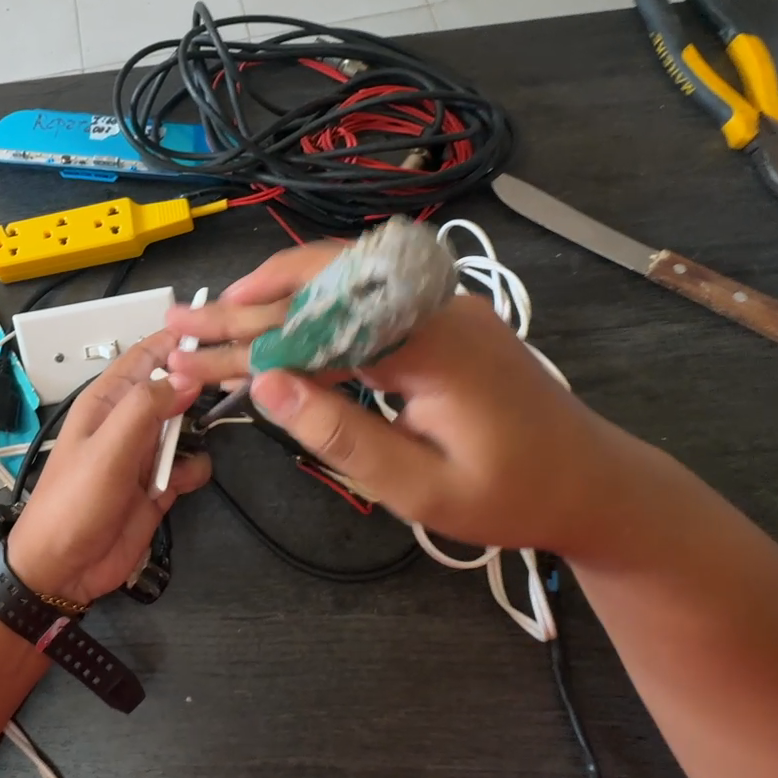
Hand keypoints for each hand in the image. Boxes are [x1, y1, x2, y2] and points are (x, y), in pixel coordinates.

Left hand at [5, 331, 211, 604]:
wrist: (63, 569)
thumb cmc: (75, 501)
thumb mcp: (107, 449)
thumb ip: (146, 408)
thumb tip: (186, 375)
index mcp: (107, 401)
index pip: (146, 356)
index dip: (177, 340)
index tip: (219, 331)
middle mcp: (128, 420)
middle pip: (172, 387)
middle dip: (199, 384)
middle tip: (233, 383)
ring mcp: (143, 452)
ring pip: (185, 425)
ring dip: (199, 429)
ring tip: (208, 433)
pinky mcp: (157, 485)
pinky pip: (188, 465)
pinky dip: (194, 469)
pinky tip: (187, 480)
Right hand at [166, 246, 639, 555]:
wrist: (595, 483)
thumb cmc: (511, 495)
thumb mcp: (421, 486)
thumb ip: (341, 434)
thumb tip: (267, 384)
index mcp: (429, 342)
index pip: (314, 322)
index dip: (245, 334)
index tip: (190, 350)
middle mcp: (430, 304)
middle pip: (318, 285)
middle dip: (242, 304)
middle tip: (182, 320)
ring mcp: (434, 304)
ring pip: (335, 282)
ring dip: (270, 297)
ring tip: (214, 314)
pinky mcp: (431, 316)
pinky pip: (358, 300)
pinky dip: (306, 310)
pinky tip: (274, 326)